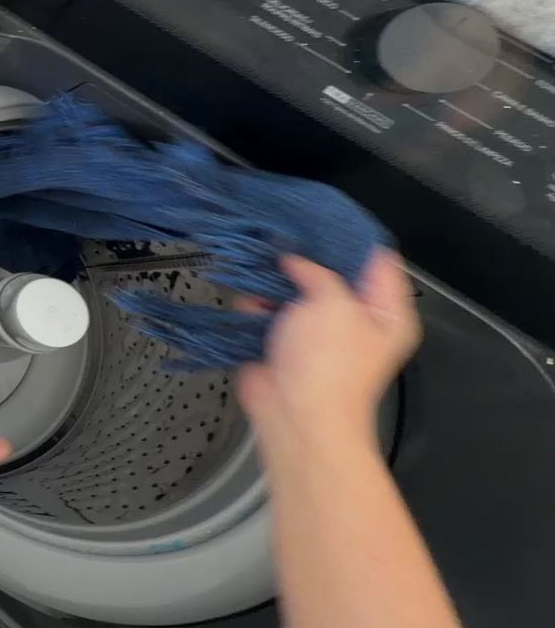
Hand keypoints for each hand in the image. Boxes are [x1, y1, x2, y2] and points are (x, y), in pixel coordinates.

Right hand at [238, 249, 419, 453]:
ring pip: (290, 288)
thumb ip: (318, 274)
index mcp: (384, 312)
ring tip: (251, 266)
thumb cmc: (327, 362)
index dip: (349, 239)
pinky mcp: (281, 337)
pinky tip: (243, 298)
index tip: (317, 218)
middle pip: (328, 274)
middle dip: (301, 257)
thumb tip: (294, 260)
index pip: (377, 263)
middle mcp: (352, 318)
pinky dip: (251, 302)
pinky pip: (265, 308)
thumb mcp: (333, 306)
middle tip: (276, 235)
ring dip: (270, 279)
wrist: (293, 409)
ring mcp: (315, 329)